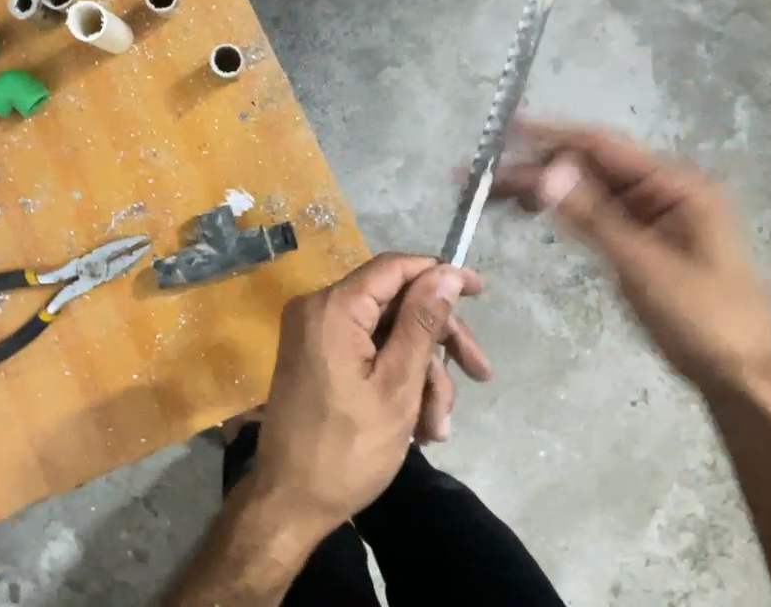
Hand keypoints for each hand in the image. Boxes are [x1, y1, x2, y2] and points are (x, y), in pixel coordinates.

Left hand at [248, 254, 492, 537]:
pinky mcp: (314, 356)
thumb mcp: (397, 386)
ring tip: (437, 429)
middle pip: (394, 303)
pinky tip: (418, 426)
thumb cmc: (347, 449)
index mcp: (333, 307)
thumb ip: (422, 323)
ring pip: (386, 334)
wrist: (290, 502)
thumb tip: (447, 273)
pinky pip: (366, 352)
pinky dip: (395, 381)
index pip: (394, 267)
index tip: (481, 291)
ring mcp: (313, 333)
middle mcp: (317, 308)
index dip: (440, 274)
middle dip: (437, 343)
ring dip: (421, 375)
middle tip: (480, 375)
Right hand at [490, 122, 770, 396]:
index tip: (504, 131)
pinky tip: (526, 211)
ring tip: (490, 192)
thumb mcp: (643, 265)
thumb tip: (545, 171)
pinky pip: (591, 212)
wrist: (744, 377)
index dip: (551, 136)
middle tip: (482, 175)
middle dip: (536, 166)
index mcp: (677, 185)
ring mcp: (651, 214)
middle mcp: (663, 189)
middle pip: (588, 165)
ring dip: (541, 187)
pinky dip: (559, 209)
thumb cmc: (704, 319)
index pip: (602, 147)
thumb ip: (592, 216)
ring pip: (585, 188)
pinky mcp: (639, 238)